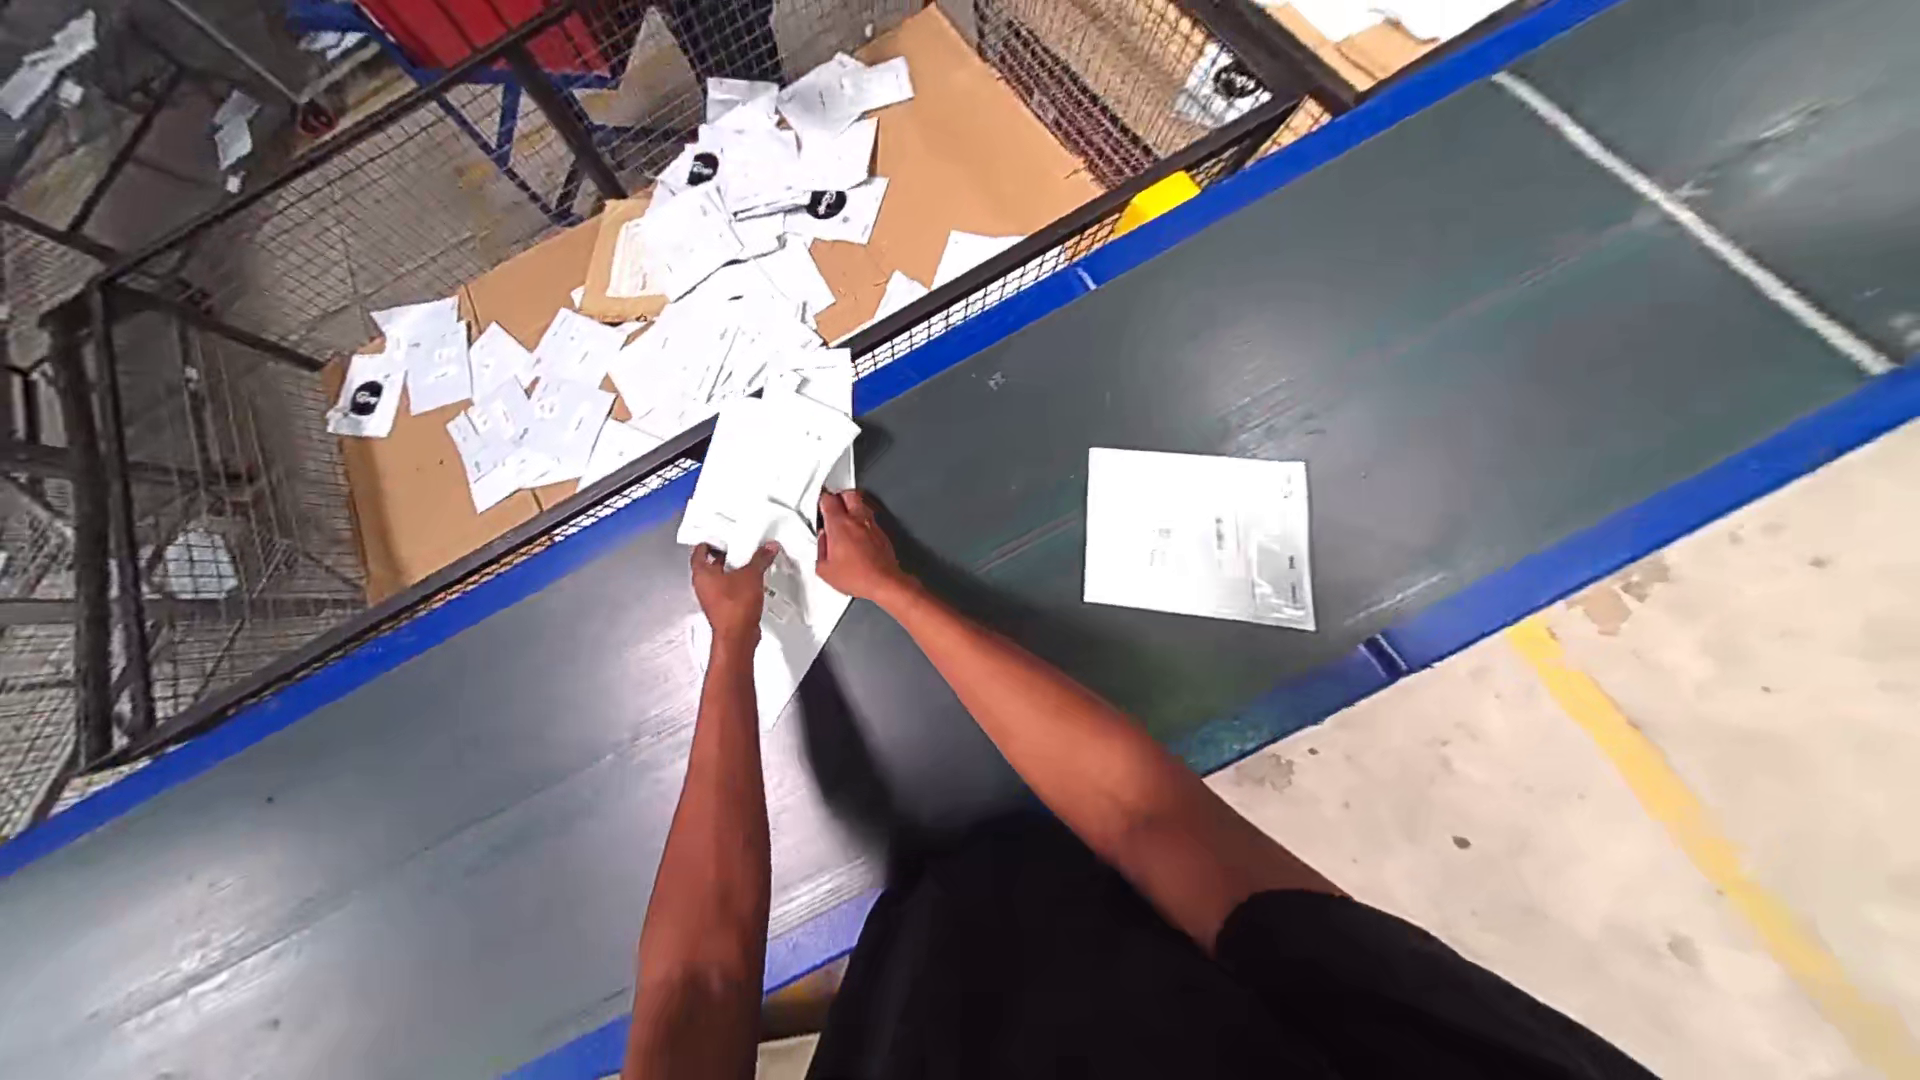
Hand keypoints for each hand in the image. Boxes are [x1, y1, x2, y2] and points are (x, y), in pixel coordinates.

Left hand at [691, 542, 776, 649]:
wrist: (738, 636)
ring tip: (748, 561)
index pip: (699, 551)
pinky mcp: (723, 608)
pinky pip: (728, 590)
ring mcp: (712, 598)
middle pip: (710, 564)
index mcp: (702, 574)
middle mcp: (703, 586)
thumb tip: (769, 547)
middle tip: (738, 545)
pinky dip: (737, 583)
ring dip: (732, 570)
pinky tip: (752, 580)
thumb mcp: (751, 575)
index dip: (709, 542)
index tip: (720, 536)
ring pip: (720, 578)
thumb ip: (760, 559)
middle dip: (724, 555)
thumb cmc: (735, 606)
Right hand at [817, 490, 911, 602]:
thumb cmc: (855, 576)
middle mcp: (857, 520)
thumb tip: (822, 539)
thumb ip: (820, 549)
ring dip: (853, 507)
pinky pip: (870, 520)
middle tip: (833, 506)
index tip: (819, 506)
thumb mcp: (825, 569)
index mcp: (839, 525)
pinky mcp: (882, 534)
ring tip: (845, 519)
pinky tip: (858, 533)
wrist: (884, 582)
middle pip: (849, 494)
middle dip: (839, 497)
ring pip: (862, 505)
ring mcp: (871, 525)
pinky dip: (862, 522)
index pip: (828, 500)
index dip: (822, 500)